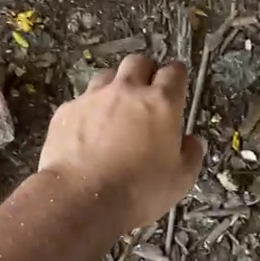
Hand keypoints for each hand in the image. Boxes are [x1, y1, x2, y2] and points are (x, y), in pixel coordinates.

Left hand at [38, 55, 205, 233]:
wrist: (81, 198)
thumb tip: (192, 142)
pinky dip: (88, 111)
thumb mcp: (180, 180)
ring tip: (115, 112)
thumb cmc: (138, 191)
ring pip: (107, 76)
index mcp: (161, 103)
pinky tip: (87, 133)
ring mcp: (93, 97)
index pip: (174, 72)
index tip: (176, 89)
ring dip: (115, 87)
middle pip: (138, 62)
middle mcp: (127, 91)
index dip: (176, 78)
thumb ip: (191, 155)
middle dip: (145, 73)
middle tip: (146, 96)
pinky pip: (81, 101)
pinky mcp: (67, 111)